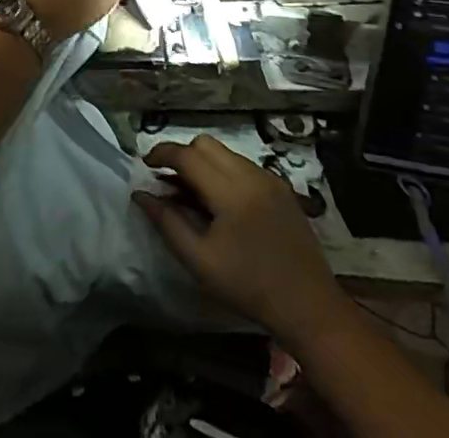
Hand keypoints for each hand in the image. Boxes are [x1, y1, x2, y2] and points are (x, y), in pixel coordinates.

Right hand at [133, 136, 348, 341]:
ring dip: (203, 163)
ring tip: (192, 195)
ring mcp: (270, 178)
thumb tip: (141, 194)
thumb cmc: (247, 286)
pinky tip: (220, 203)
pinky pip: (244, 165)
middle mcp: (252, 174)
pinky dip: (224, 172)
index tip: (145, 166)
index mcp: (231, 191)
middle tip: (168, 182)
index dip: (162, 154)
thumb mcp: (199, 260)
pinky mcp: (281, 187)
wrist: (307, 304)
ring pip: (226, 152)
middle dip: (182, 155)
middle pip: (206, 144)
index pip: (188, 155)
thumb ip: (167, 222)